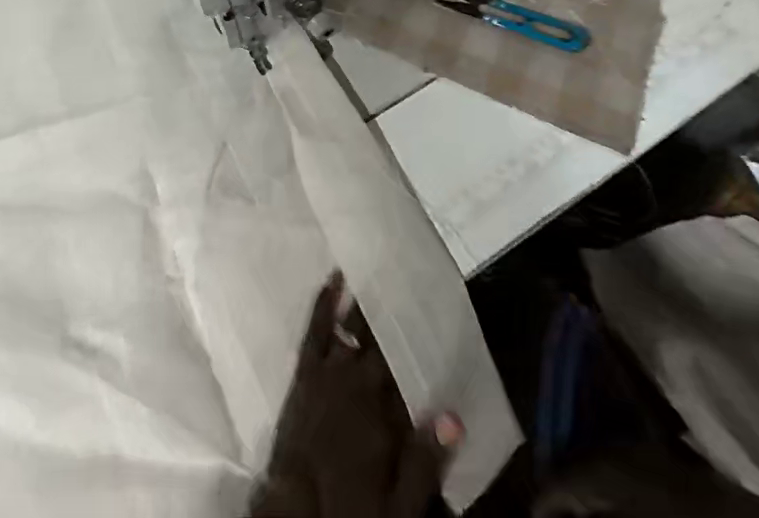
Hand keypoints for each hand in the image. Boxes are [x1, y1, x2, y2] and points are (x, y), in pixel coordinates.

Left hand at [251, 273, 462, 517]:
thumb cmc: (347, 511)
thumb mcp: (398, 506)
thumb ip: (424, 463)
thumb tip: (453, 416)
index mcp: (387, 416)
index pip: (411, 369)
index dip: (424, 338)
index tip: (439, 305)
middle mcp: (359, 387)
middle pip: (385, 343)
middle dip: (399, 311)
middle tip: (415, 273)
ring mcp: (329, 376)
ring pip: (354, 329)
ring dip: (368, 300)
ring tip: (382, 264)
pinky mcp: (305, 376)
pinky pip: (316, 331)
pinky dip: (325, 303)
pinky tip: (335, 279)